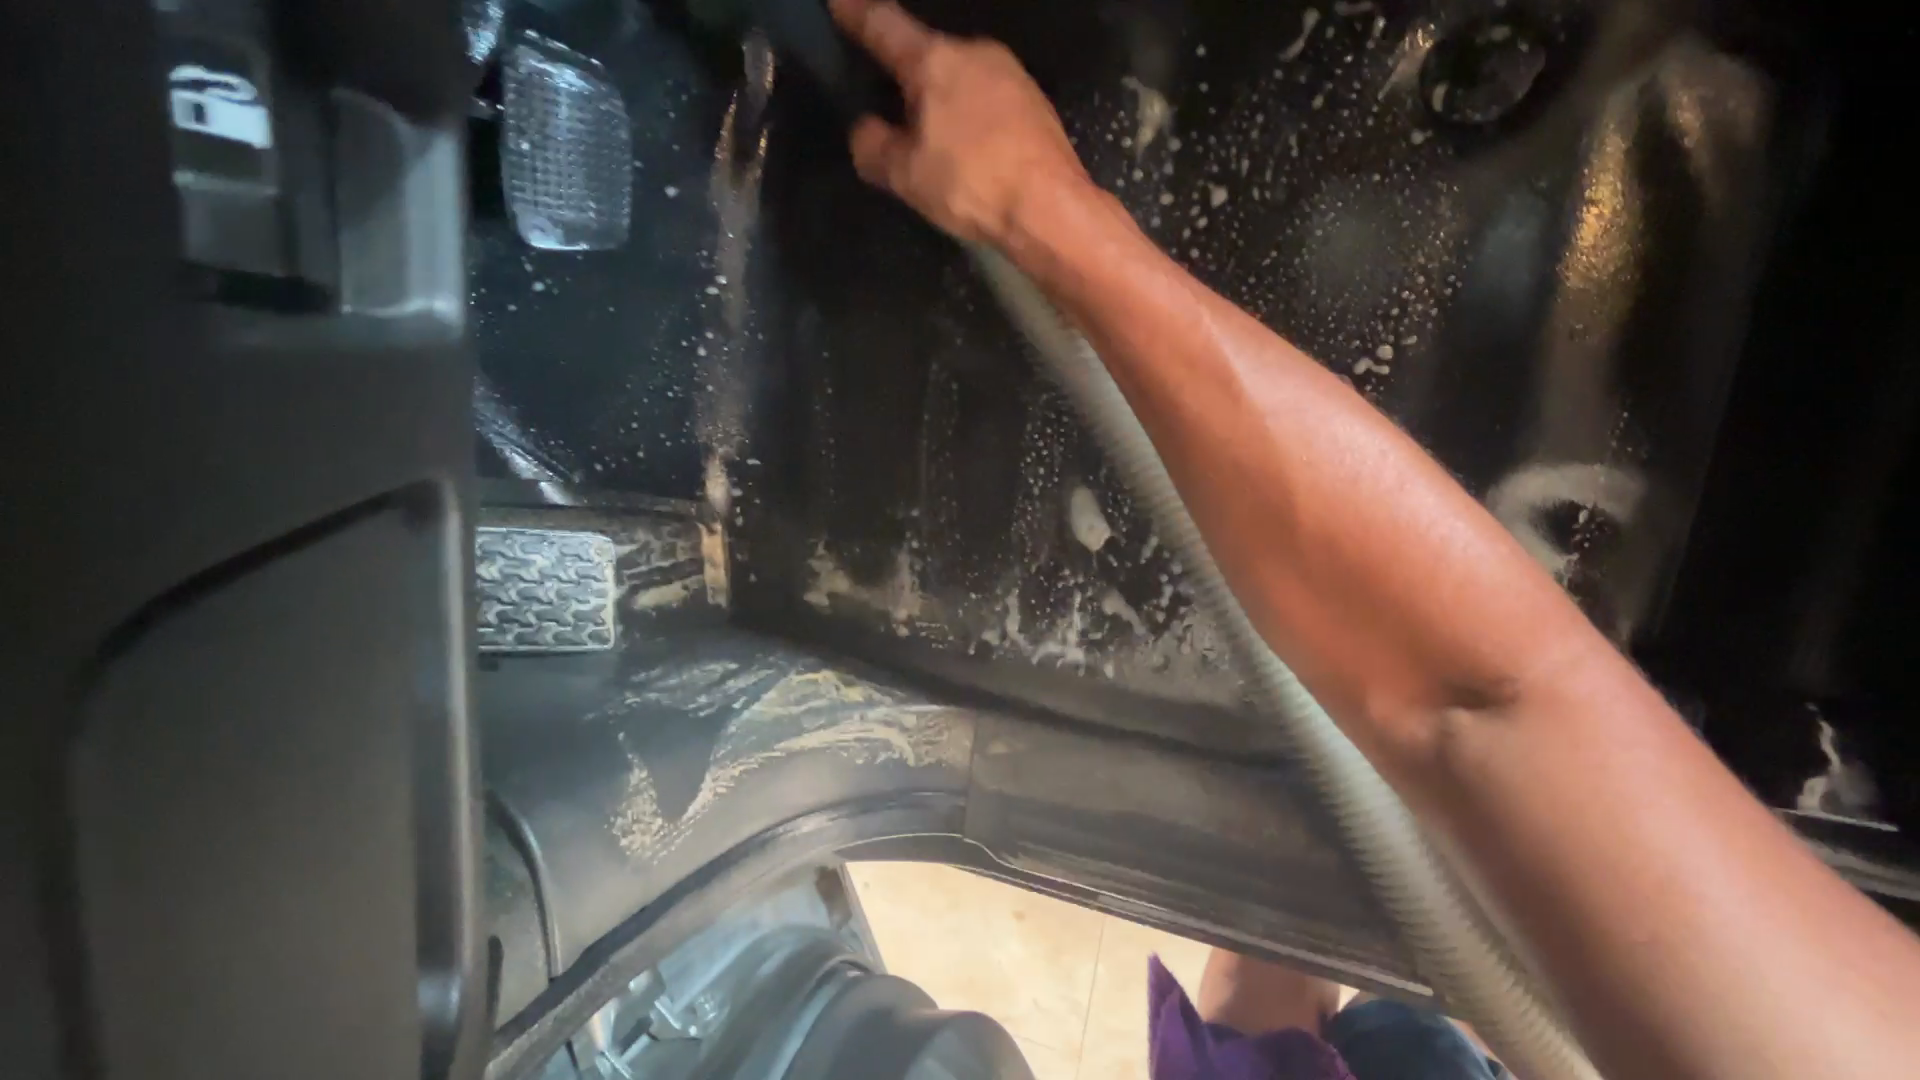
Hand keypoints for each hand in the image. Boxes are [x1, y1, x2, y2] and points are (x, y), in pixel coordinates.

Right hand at [829, 0, 1090, 247]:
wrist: (1050, 208)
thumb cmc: (971, 185)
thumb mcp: (905, 175)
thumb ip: (873, 147)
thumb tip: (866, 130)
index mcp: (935, 60)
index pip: (883, 25)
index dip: (856, 14)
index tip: (838, 4)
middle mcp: (976, 52)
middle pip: (928, 57)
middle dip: (908, 80)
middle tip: (894, 116)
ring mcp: (1013, 75)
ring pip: (962, 81)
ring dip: (944, 105)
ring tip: (937, 147)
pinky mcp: (1037, 104)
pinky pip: (989, 103)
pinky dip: (972, 122)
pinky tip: (972, 155)